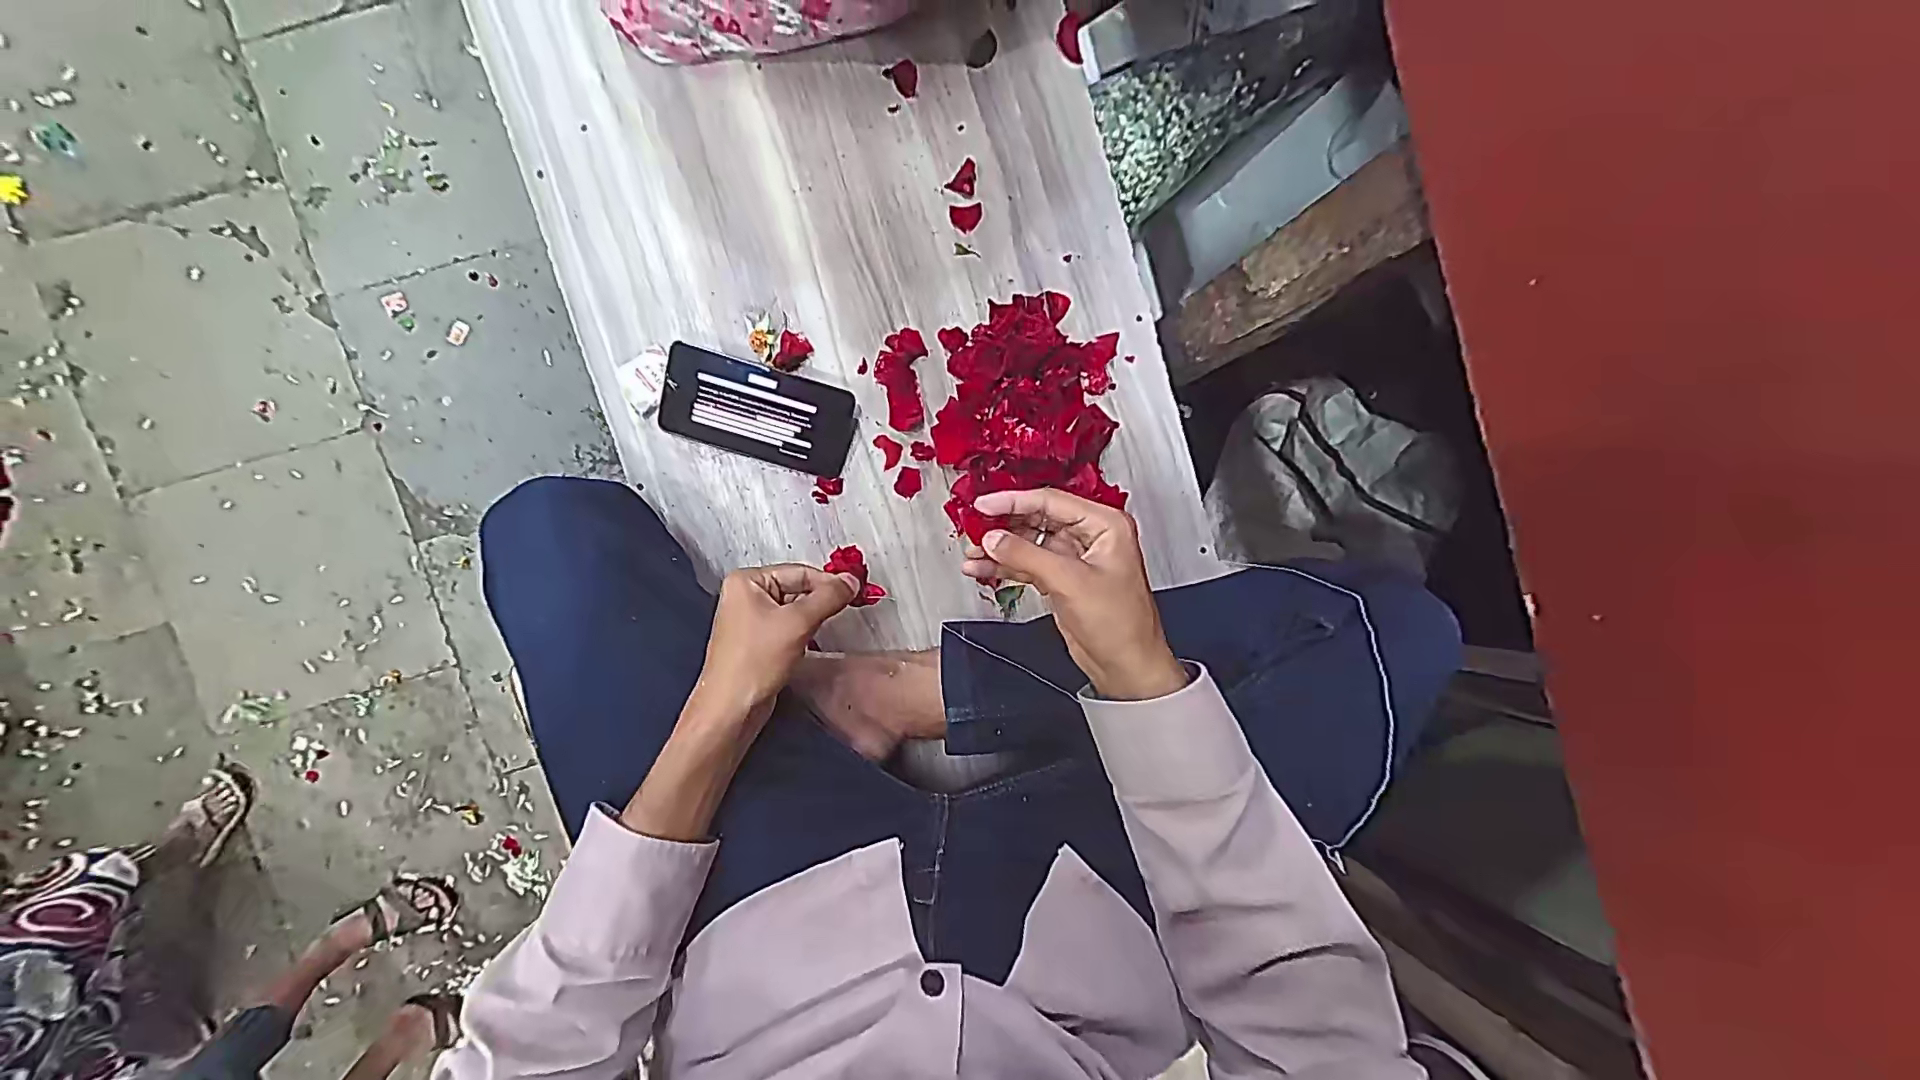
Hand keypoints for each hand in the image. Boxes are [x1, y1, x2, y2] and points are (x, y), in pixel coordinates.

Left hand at [692, 565, 860, 721]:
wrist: (732, 709)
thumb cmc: (756, 661)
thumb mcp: (798, 622)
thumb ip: (828, 597)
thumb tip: (852, 580)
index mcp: (747, 581)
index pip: (800, 572)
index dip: (829, 582)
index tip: (856, 591)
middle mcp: (746, 595)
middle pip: (798, 588)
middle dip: (822, 600)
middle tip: (850, 607)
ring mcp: (751, 619)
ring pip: (795, 608)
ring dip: (814, 617)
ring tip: (829, 626)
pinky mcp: (758, 640)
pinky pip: (789, 626)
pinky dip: (804, 631)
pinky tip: (812, 642)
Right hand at [960, 489, 1188, 700]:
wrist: (1126, 666)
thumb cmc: (1122, 626)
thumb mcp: (1070, 582)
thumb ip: (1027, 556)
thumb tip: (995, 538)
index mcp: (1105, 525)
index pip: (1050, 501)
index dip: (1013, 501)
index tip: (984, 505)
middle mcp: (1090, 536)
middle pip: (1036, 519)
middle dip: (1003, 526)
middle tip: (974, 528)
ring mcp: (1074, 558)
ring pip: (1028, 542)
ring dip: (999, 548)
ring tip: (973, 552)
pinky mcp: (1062, 578)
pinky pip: (1027, 564)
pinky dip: (1004, 567)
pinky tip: (983, 568)